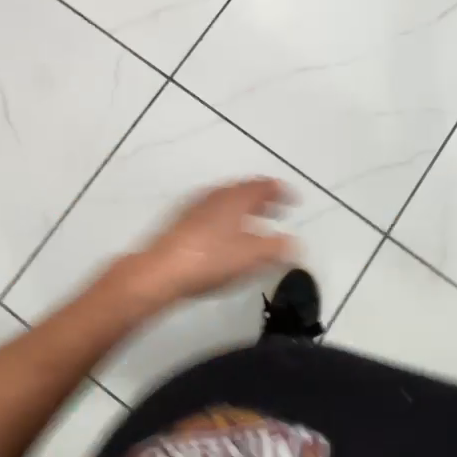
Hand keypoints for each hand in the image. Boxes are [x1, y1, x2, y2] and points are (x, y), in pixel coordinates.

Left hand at [123, 178, 295, 305]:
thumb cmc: (210, 259)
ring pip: (227, 201)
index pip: (264, 185)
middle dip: (264, 200)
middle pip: (245, 190)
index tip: (294, 199)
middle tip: (279, 210)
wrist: (161, 271)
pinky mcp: (182, 223)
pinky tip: (228, 238)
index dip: (282, 191)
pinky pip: (213, 213)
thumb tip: (295, 244)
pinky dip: (228, 219)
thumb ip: (277, 248)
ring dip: (246, 210)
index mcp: (235, 197)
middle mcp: (215, 195)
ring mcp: (196, 207)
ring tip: (257, 226)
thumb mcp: (251, 256)